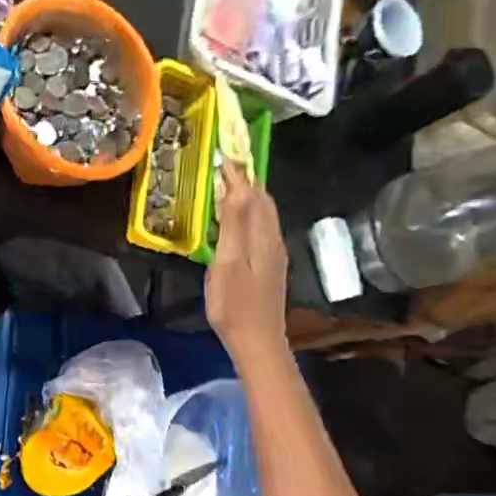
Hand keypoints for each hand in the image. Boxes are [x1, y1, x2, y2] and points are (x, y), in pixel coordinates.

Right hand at [206, 161, 290, 368]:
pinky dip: (247, 218)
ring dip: (246, 200)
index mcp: (263, 236)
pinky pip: (260, 231)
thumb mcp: (229, 262)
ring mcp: (273, 256)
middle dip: (245, 182)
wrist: (257, 342)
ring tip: (225, 190)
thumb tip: (237, 183)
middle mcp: (273, 240)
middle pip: (263, 202)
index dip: (238, 173)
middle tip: (223, 167)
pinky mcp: (269, 269)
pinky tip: (234, 225)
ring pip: (263, 217)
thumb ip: (234, 223)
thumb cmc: (235, 305)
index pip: (253, 193)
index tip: (221, 154)